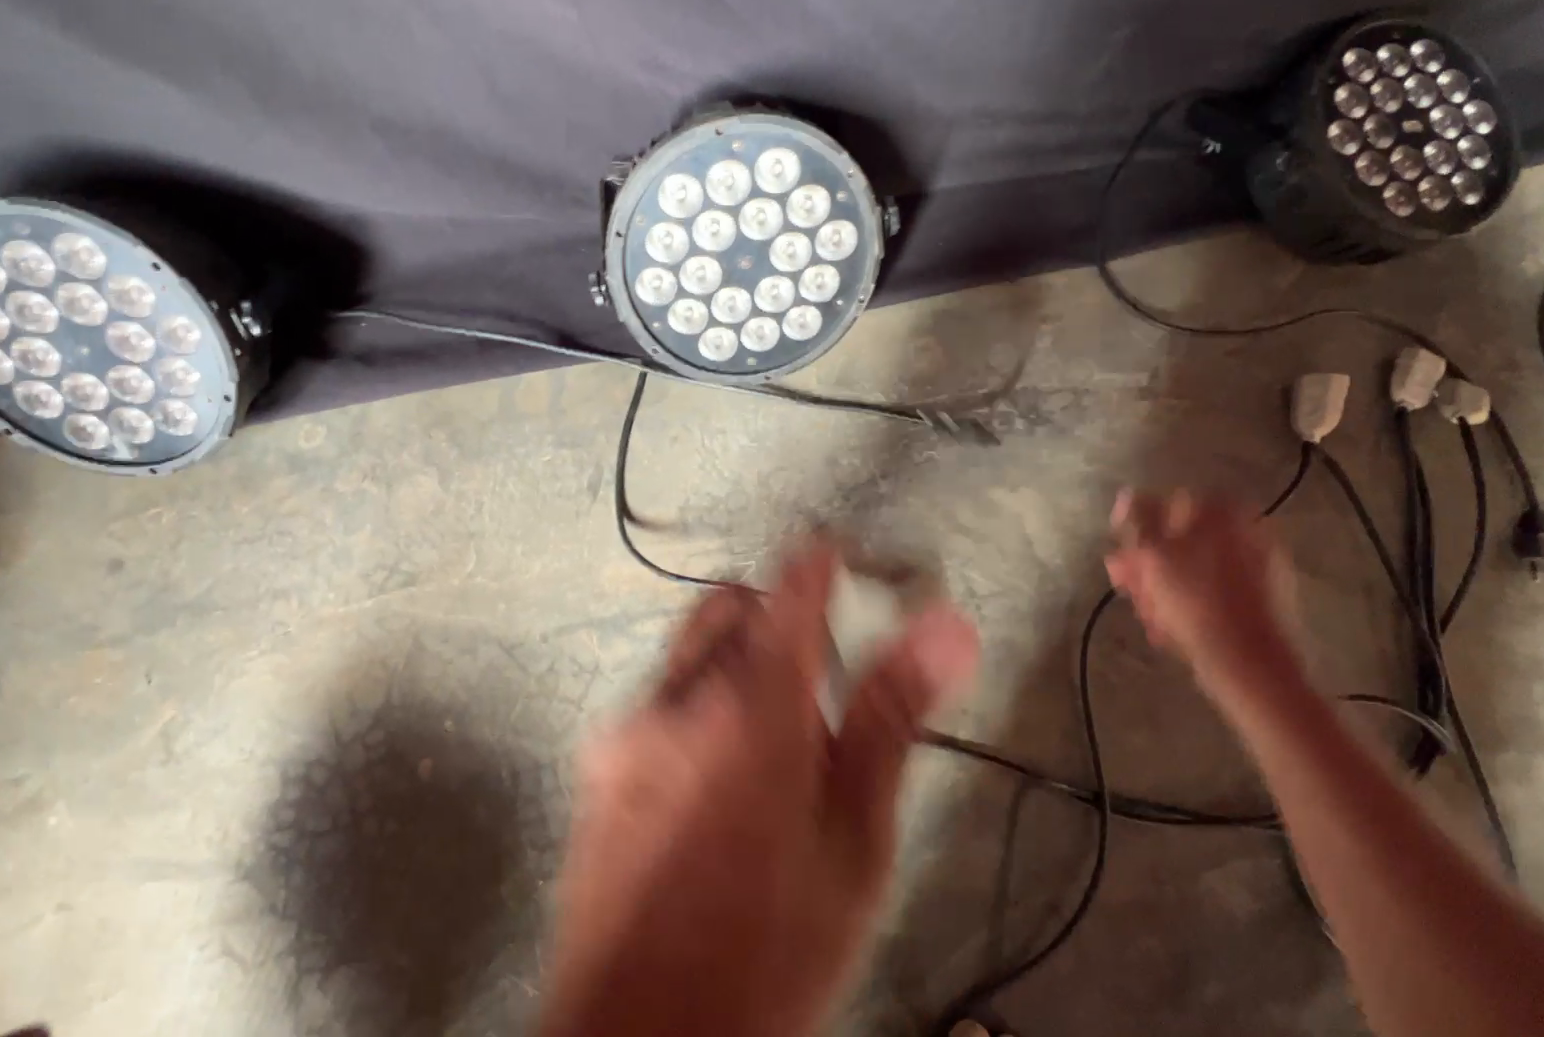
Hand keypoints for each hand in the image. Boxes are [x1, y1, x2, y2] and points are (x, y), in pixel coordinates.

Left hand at [542, 541, 979, 1036]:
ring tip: (769, 737)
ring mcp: (625, 729)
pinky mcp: (595, 766)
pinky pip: (653, 700)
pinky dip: (693, 703)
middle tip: (816, 670)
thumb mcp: (855, 841)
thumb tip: (949, 625)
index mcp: (754, 704)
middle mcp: (678, 697)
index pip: (788, 591)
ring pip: (686, 652)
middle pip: (727, 606)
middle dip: (773, 613)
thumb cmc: (774, 944)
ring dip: (732, 662)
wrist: (644, 1031)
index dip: (818, 563)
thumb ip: (893, 718)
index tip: (839, 554)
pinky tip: (713, 776)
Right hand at [1104, 490, 1300, 678]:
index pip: (1167, 505)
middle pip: (1181, 540)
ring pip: (1194, 568)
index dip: (1138, 530)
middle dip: (1149, 564)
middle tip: (1128, 588)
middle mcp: (1246, 530)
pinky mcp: (1262, 597)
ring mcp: (1258, 564)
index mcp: (1223, 512)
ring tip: (1148, 614)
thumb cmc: (1194, 601)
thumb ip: (1137, 519)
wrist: (1247, 659)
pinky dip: (1190, 602)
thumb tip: (1126, 493)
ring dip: (1164, 587)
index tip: (1121, 555)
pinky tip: (1172, 626)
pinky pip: (1213, 590)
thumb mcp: (1154, 555)